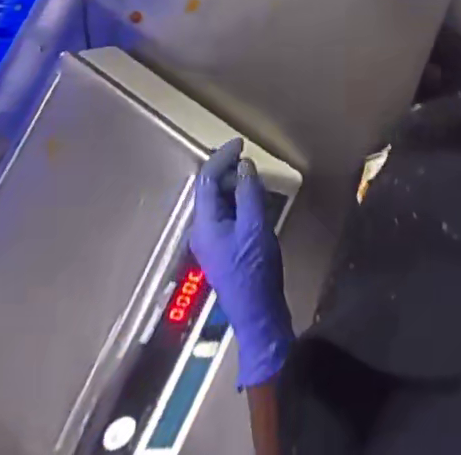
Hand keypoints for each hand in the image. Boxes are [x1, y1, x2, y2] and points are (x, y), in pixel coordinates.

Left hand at [191, 139, 292, 387]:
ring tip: (257, 185)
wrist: (259, 317)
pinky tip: (257, 207)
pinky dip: (240, 204)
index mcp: (204, 223)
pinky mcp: (223, 251)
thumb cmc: (255, 271)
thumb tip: (244, 166)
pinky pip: (227, 217)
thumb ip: (249, 193)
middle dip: (230, 173)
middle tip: (253, 166)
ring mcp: (211, 243)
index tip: (240, 143)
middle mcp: (202, 231)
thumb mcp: (256, 227)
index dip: (222, 157)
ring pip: (220, 203)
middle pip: (211, 190)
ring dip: (236, 188)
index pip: (207, 179)